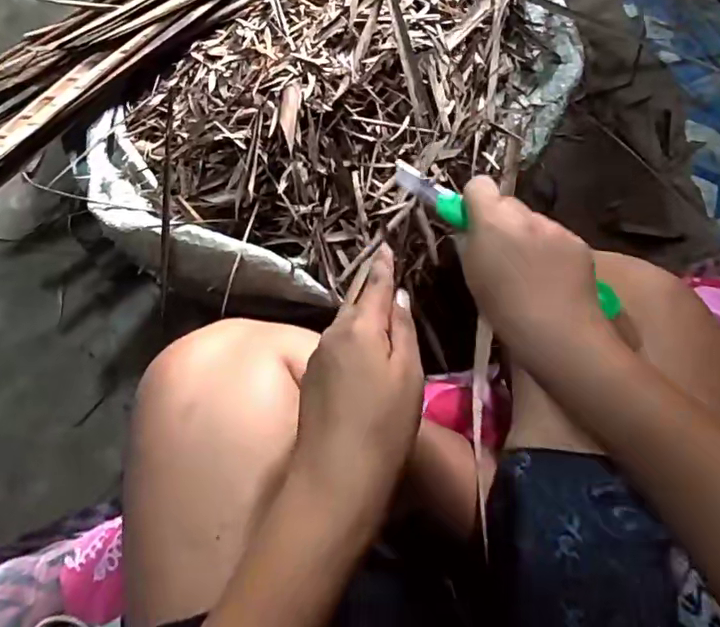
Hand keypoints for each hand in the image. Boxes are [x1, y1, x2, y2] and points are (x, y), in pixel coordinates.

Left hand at [291, 245, 424, 520]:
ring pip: (344, 323)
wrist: (334, 474)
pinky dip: (351, 336)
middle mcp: (333, 332)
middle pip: (354, 301)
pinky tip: (360, 347)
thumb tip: (398, 296)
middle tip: (381, 266)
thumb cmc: (384, 424)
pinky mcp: (312, 377)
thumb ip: (403, 330)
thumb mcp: (408, 375)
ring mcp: (318, 355)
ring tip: (376, 304)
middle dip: (368, 283)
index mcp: (360, 326)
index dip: (382, 265)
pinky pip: (336, 344)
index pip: (374, 284)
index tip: (385, 245)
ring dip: (359, 312)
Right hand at [460, 177, 621, 360]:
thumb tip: (472, 226)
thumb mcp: (472, 272)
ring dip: (528, 237)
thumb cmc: (503, 308)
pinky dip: (551, 251)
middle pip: (508, 204)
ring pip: (533, 222)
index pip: (479, 184)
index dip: (474, 201)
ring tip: (531, 272)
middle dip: (503, 221)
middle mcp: (525, 215)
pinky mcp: (579, 242)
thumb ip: (470, 240)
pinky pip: (556, 237)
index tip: (474, 224)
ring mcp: (555, 227)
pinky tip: (553, 278)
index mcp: (492, 219)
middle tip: (502, 253)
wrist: (559, 333)